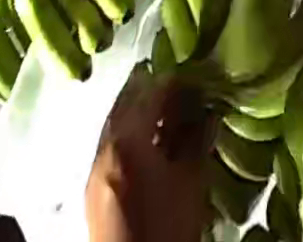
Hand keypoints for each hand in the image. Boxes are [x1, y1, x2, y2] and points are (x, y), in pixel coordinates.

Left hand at [86, 73, 212, 241]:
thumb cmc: (167, 229)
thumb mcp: (192, 182)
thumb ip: (198, 139)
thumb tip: (209, 112)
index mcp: (128, 140)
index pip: (152, 90)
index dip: (177, 80)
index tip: (198, 76)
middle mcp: (105, 146)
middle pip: (127, 99)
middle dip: (154, 88)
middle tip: (183, 86)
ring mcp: (94, 167)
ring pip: (117, 120)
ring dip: (141, 109)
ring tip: (171, 111)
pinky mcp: (93, 188)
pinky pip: (112, 141)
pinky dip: (131, 130)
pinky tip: (154, 140)